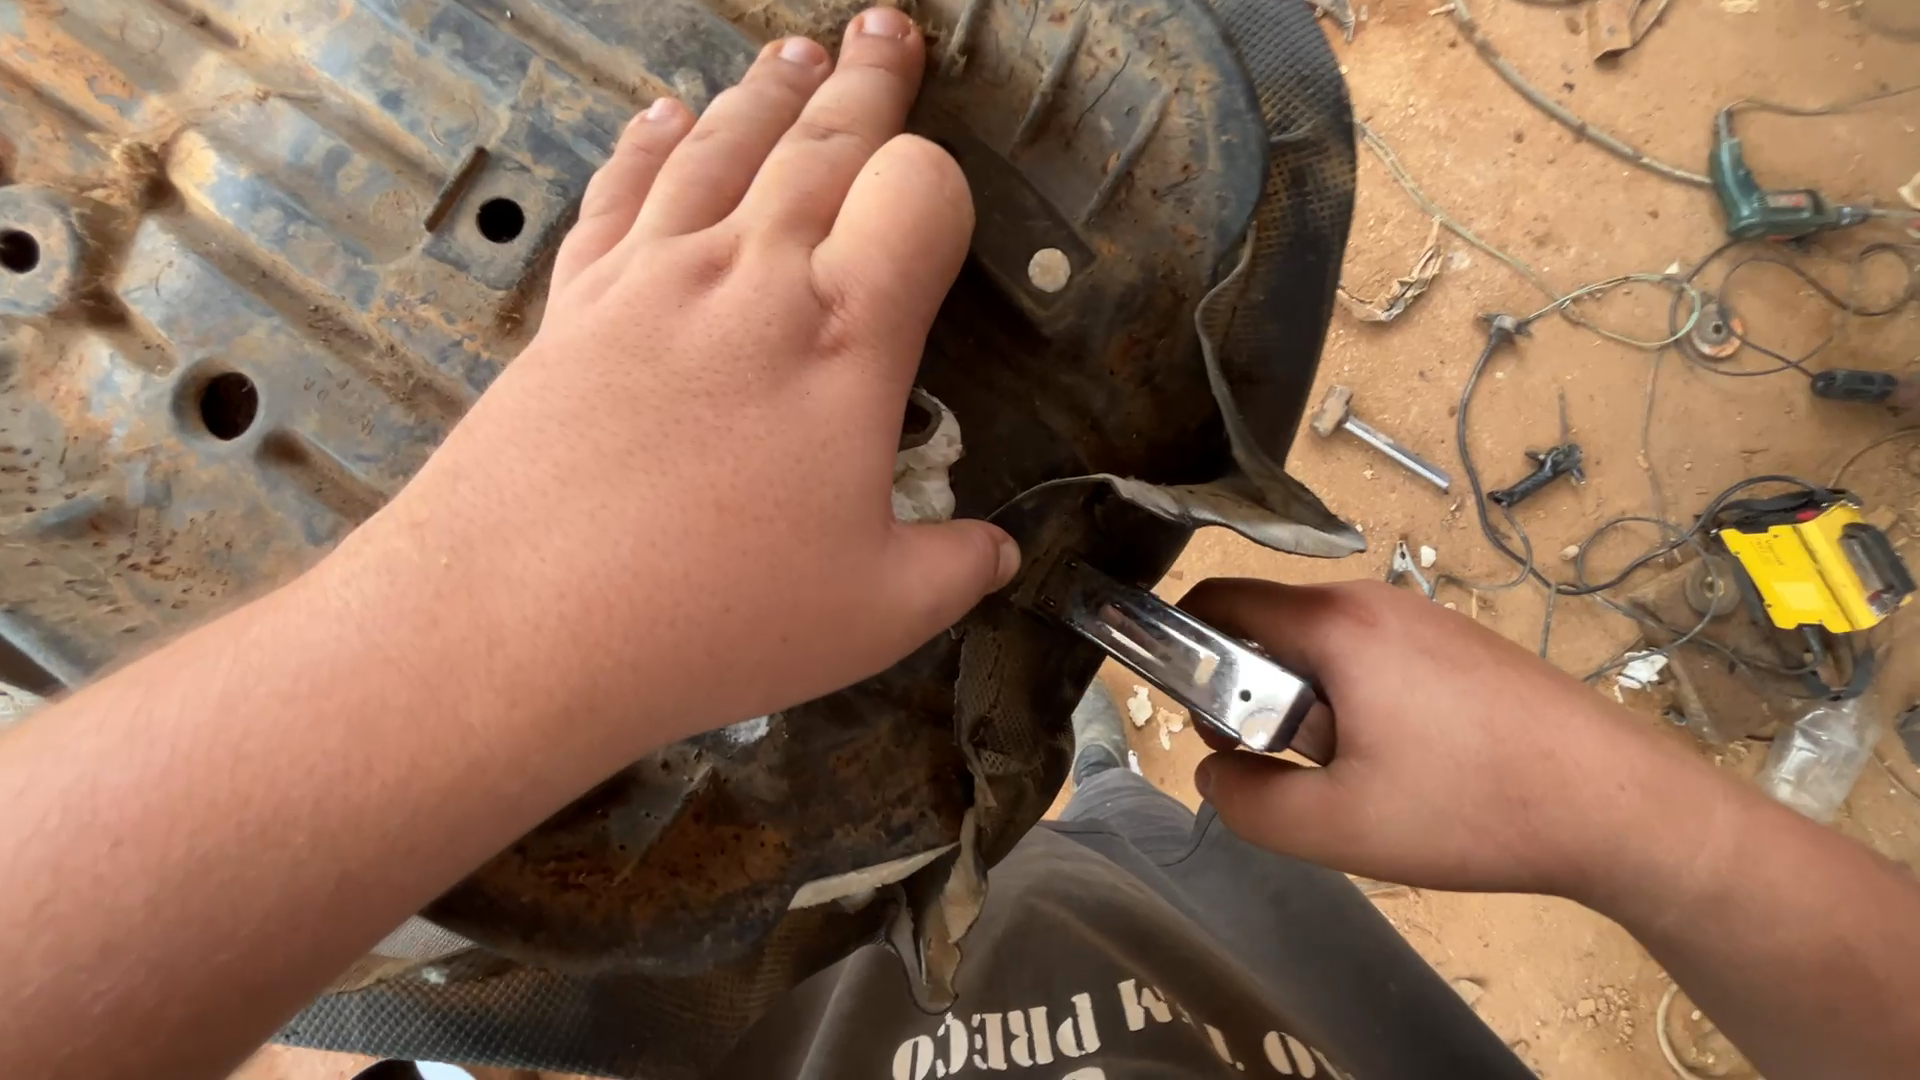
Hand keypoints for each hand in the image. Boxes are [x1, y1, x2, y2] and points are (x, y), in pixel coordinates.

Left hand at [316, 9, 1016, 752]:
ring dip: (770, 93)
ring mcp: (652, 283)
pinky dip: (651, 145)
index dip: (943, 188)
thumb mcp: (881, 613)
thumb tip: (1002, 555)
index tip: (943, 217)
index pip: (919, 195)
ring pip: (722, 147)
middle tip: (888, 32)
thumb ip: (958, 570)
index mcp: (846, 339)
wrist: (513, 631)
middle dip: (869, 83)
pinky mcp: (576, 308)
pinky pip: (623, 194)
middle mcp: (750, 279)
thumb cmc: (719, 618)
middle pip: (822, 140)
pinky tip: (666, 116)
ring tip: (800, 55)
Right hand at [1180, 579, 1711, 898]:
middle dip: (1246, 688)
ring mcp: (1419, 616)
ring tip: (1346, 766)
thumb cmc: (1476, 808)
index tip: (1194, 705)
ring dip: (1300, 698)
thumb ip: (1247, 803)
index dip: (1182, 642)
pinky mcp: (1452, 640)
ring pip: (1314, 644)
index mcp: (1335, 623)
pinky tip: (1397, 756)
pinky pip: (1364, 653)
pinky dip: (1348, 695)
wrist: (1635, 812)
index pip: (1219, 599)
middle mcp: (1372, 600)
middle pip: (1265, 625)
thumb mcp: (1338, 827)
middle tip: (1275, 757)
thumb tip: (1211, 773)